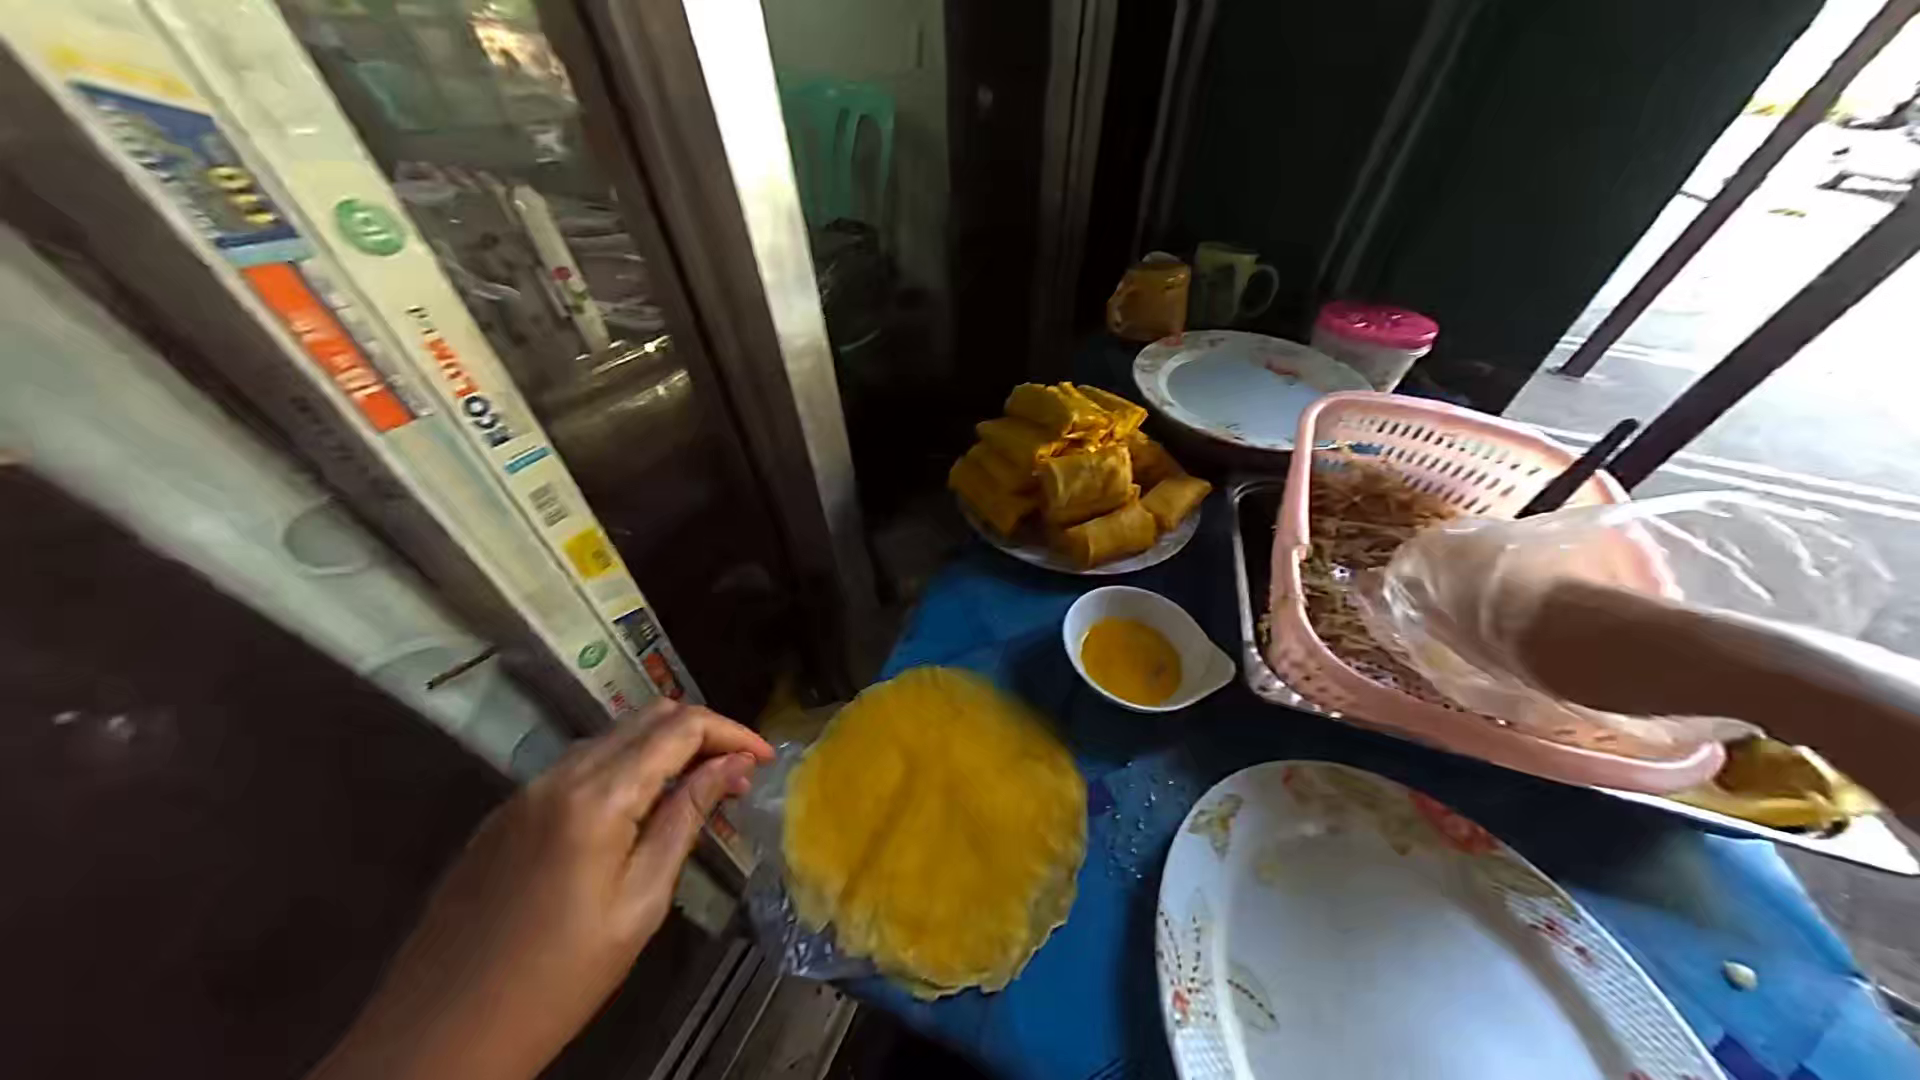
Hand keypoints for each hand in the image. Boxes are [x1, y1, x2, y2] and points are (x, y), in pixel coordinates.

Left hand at [309, 700, 773, 1079]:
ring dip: (666, 747)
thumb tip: (734, 766)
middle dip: (704, 732)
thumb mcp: (641, 902)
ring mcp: (526, 791)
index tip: (765, 759)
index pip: (681, 728)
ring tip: (699, 787)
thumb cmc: (556, 983)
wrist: (431, 1044)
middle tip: (737, 772)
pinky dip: (627, 767)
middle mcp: (559, 775)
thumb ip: (686, 818)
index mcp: (596, 797)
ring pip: (615, 735)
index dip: (733, 733)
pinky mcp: (506, 813)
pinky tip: (641, 808)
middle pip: (649, 716)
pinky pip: (581, 765)